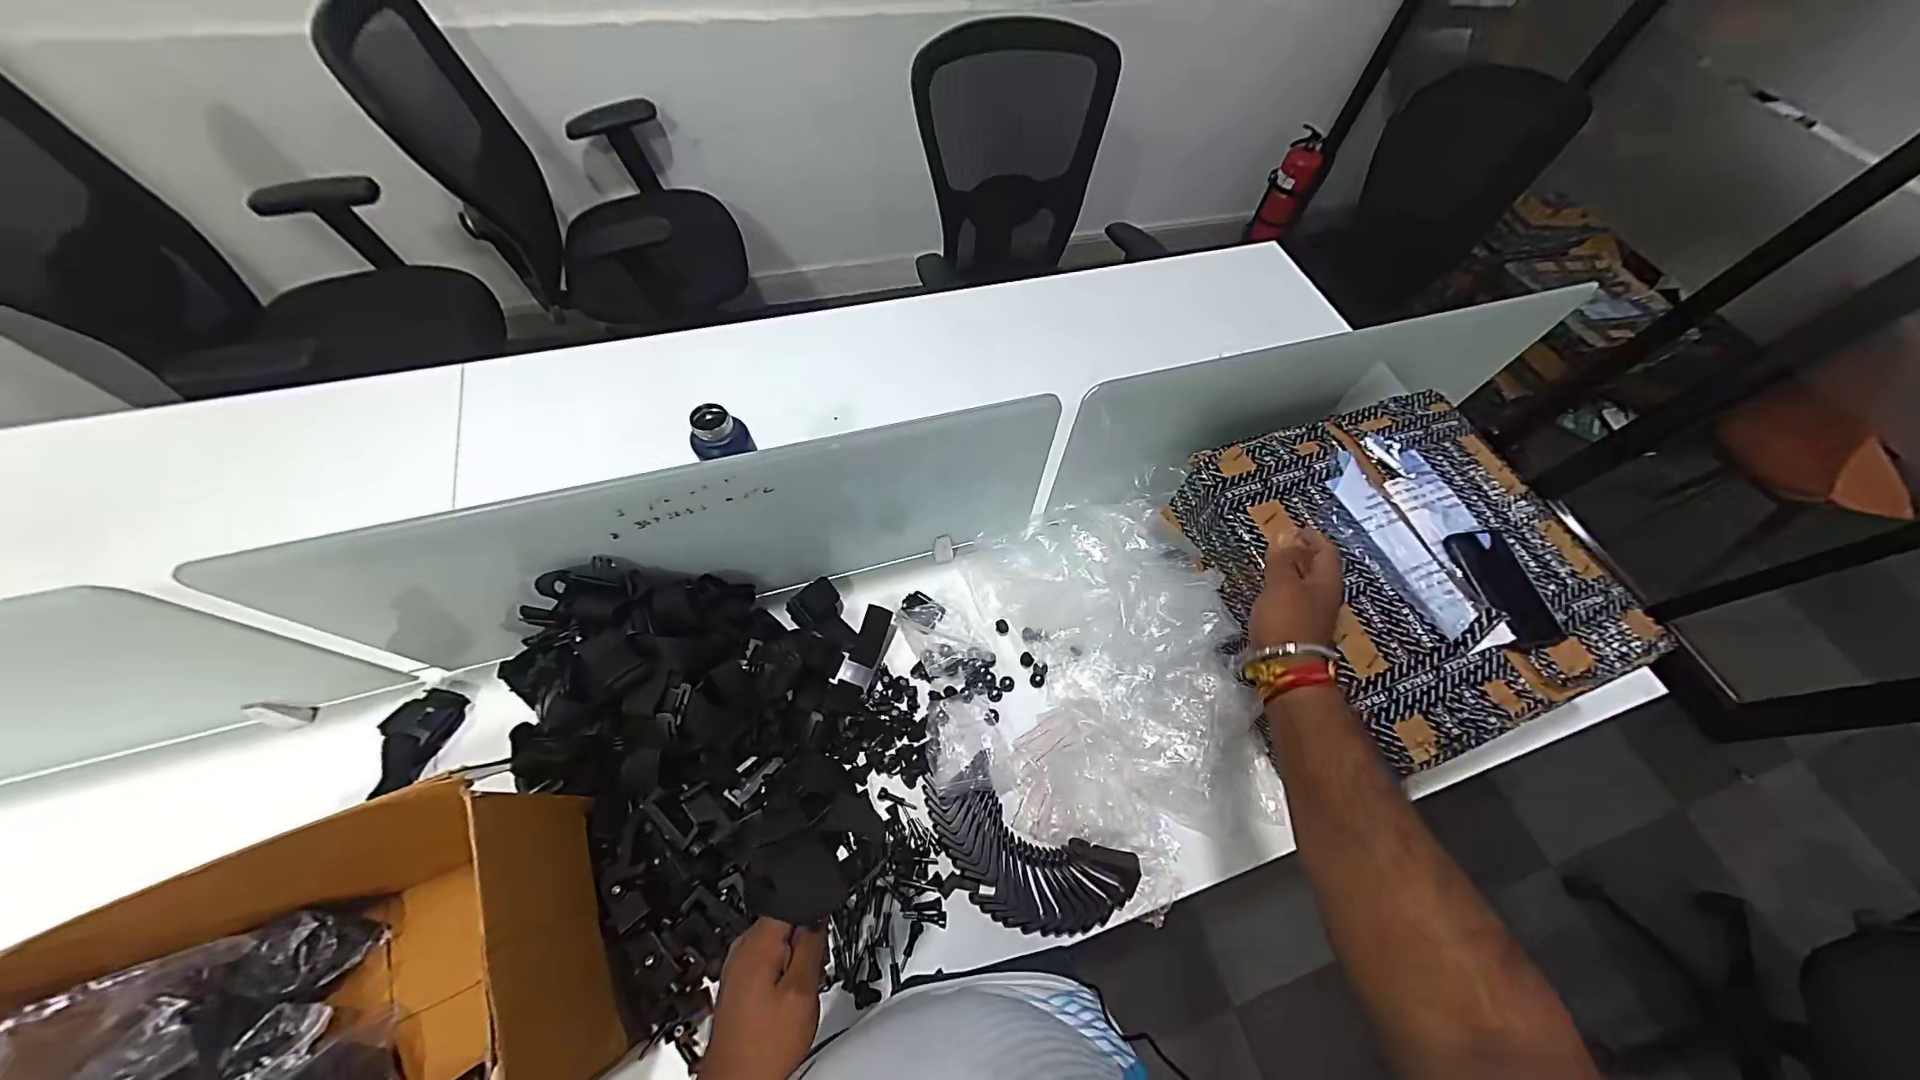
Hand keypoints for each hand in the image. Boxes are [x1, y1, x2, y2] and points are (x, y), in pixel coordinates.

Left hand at [701, 918, 825, 1079]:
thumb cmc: (764, 1049)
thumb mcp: (801, 992)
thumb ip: (811, 946)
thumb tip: (817, 914)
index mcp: (755, 944)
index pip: (791, 903)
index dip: (813, 917)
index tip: (821, 940)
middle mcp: (741, 950)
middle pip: (786, 923)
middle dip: (806, 942)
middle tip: (814, 972)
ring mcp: (737, 968)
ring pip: (779, 944)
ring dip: (796, 960)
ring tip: (801, 990)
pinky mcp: (739, 984)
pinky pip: (769, 963)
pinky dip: (783, 975)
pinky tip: (788, 1000)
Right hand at [1249, 528, 1343, 650]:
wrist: (1287, 668)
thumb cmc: (1286, 620)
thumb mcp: (1281, 585)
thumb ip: (1283, 560)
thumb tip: (1288, 533)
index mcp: (1326, 581)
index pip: (1326, 551)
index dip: (1313, 537)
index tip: (1297, 528)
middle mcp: (1326, 597)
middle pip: (1319, 568)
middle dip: (1303, 554)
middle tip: (1282, 544)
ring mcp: (1315, 615)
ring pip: (1307, 586)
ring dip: (1293, 573)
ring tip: (1273, 566)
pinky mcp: (1301, 629)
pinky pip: (1296, 601)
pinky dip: (1286, 591)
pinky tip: (1271, 593)